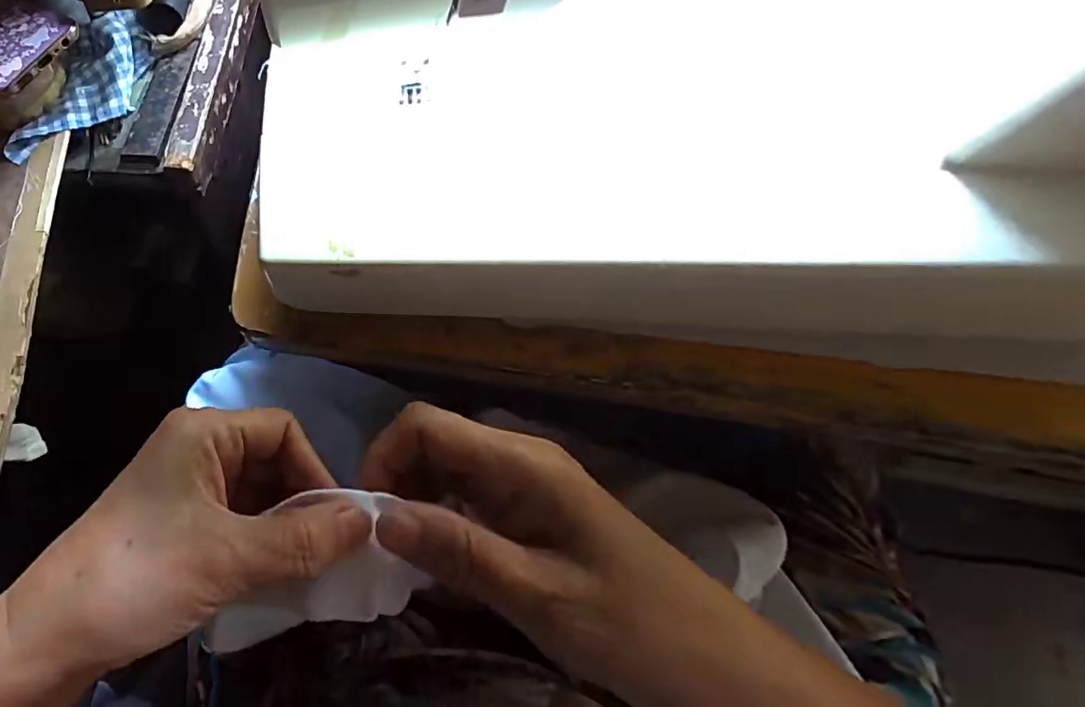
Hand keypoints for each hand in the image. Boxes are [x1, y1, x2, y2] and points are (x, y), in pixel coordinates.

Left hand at [0, 407, 370, 706]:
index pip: (282, 430)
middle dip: (301, 504)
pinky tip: (273, 579)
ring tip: (307, 570)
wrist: (45, 639)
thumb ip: (301, 540)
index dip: (315, 469)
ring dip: (282, 529)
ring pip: (254, 495)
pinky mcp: (176, 522)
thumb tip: (366, 521)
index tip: (338, 521)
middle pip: (271, 461)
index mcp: (204, 432)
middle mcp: (196, 448)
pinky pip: (234, 520)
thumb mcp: (228, 558)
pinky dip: (258, 545)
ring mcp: (184, 486)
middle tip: (329, 552)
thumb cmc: (140, 576)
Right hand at [361, 403, 891, 706]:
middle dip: (397, 483)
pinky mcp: (536, 511)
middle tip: (381, 551)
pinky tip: (442, 564)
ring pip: (451, 471)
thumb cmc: (632, 626)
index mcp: (522, 461)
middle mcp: (521, 457)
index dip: (385, 459)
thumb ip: (458, 550)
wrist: (716, 661)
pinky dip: (445, 523)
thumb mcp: (539, 596)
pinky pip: (473, 500)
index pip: (427, 424)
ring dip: (419, 505)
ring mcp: (529, 483)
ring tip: (405, 563)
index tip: (368, 521)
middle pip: (435, 442)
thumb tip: (380, 515)